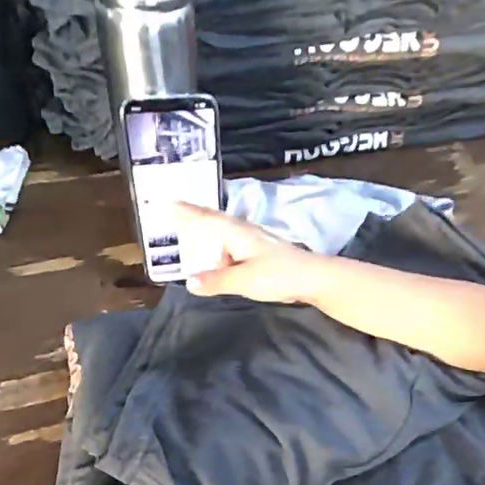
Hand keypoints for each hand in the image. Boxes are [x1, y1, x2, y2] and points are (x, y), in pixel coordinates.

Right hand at [176, 203, 326, 303]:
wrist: (315, 278)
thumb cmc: (278, 275)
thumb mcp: (243, 280)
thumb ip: (216, 280)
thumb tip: (190, 282)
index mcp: (235, 232)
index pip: (205, 218)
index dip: (187, 212)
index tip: (169, 202)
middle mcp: (244, 232)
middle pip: (214, 224)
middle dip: (196, 221)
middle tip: (176, 219)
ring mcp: (256, 243)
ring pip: (225, 237)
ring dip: (209, 239)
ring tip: (192, 245)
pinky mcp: (264, 255)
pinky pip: (235, 250)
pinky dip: (222, 253)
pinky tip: (221, 263)